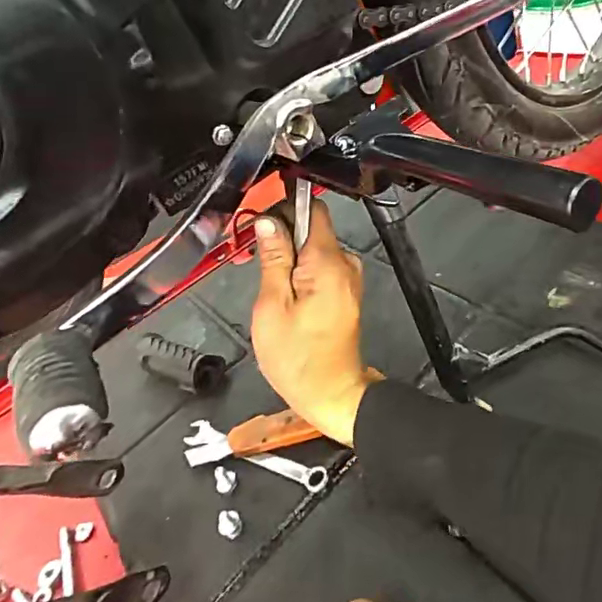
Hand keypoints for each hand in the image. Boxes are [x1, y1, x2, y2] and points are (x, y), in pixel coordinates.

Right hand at [251, 202, 368, 445]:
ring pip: (314, 248)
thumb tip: (268, 222)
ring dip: (288, 257)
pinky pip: (321, 267)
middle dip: (281, 237)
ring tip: (266, 285)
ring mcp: (348, 278)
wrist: (330, 393)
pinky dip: (300, 272)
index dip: (283, 208)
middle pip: (311, 227)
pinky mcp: (345, 291)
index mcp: (327, 262)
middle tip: (253, 259)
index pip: (312, 208)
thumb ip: (272, 259)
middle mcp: (345, 264)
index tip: (261, 223)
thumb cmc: (299, 358)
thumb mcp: (272, 306)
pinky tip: (284, 294)